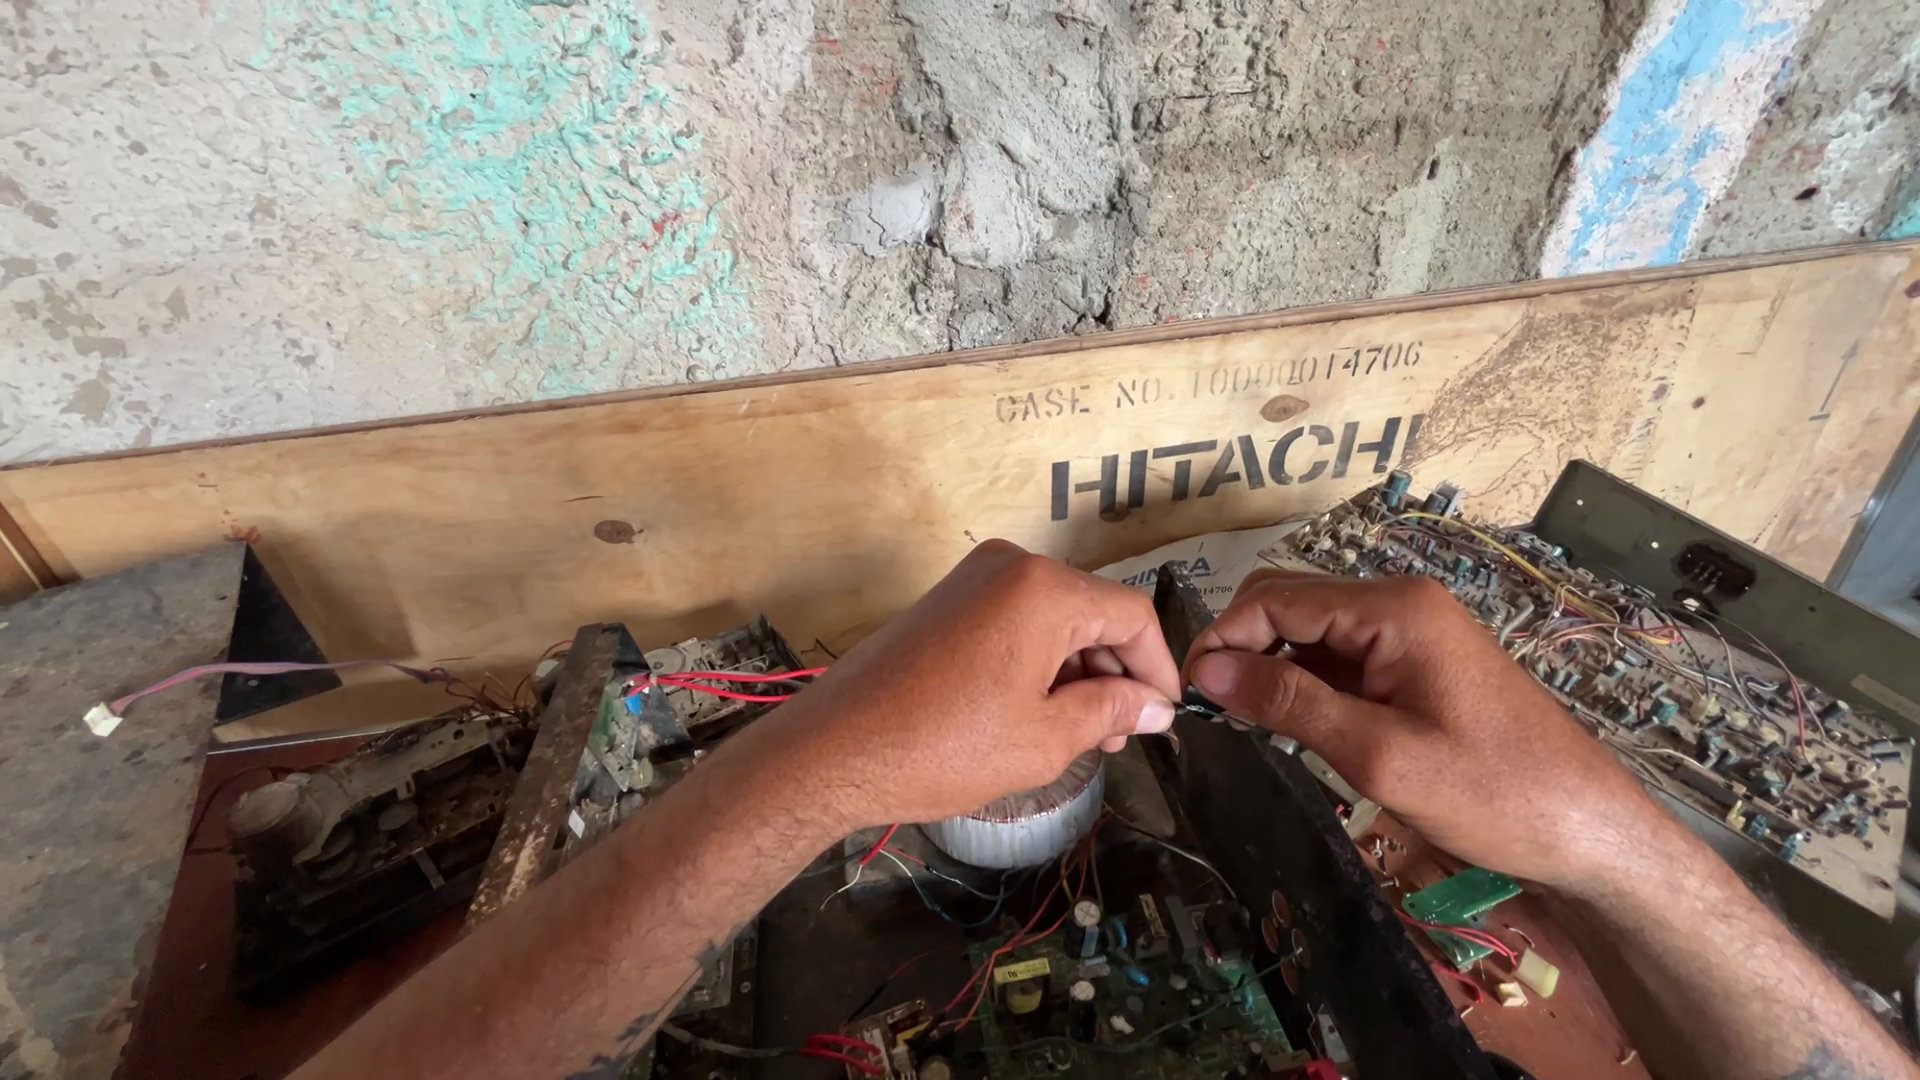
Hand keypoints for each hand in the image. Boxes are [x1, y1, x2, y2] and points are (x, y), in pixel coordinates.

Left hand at [766, 540, 1181, 828]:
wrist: (834, 749)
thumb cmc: (944, 747)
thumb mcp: (1044, 738)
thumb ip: (1111, 710)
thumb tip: (1156, 705)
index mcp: (1044, 588)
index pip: (1131, 615)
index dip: (1158, 667)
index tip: (1164, 715)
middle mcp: (1011, 565)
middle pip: (1092, 611)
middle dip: (1114, 672)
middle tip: (1120, 734)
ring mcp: (974, 577)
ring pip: (1054, 617)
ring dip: (1077, 669)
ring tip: (1082, 731)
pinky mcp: (949, 599)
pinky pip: (1016, 619)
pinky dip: (1039, 658)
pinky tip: (1040, 708)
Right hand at [1182, 569, 1669, 895]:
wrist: (1596, 837)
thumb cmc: (1494, 794)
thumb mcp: (1378, 753)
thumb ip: (1287, 702)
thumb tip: (1205, 671)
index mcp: (1392, 609)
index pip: (1274, 598)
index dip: (1221, 637)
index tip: (1188, 689)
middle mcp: (1397, 602)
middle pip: (1287, 601)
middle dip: (1239, 644)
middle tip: (1210, 704)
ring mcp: (1406, 629)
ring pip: (1306, 626)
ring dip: (1267, 662)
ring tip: (1241, 716)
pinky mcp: (1410, 658)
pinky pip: (1334, 652)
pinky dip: (1299, 678)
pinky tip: (1286, 716)